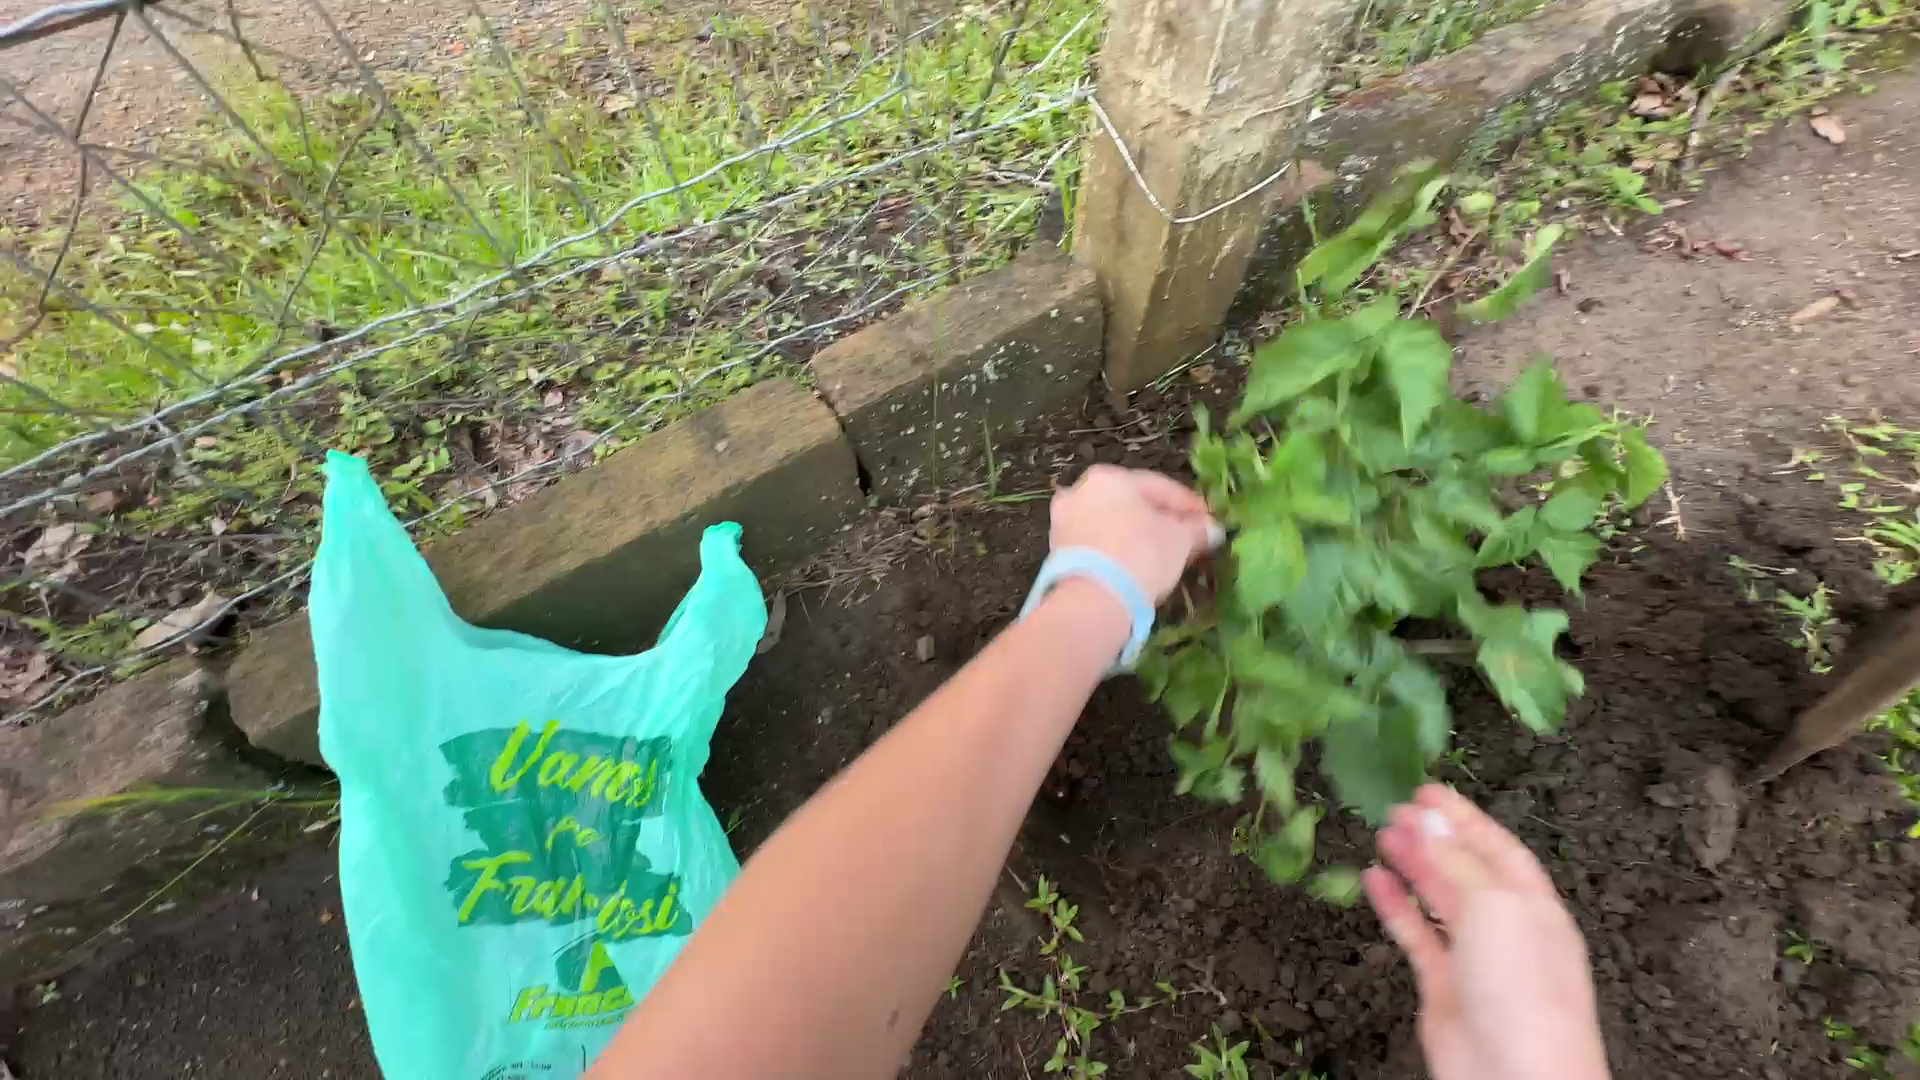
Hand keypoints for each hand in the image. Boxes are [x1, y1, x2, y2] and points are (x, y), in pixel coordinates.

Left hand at [1048, 465, 1219, 602]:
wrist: (1093, 599)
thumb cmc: (1141, 554)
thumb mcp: (1180, 539)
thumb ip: (1197, 529)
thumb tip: (1211, 529)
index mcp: (1108, 477)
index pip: (1158, 486)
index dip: (1188, 505)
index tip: (1209, 521)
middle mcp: (1080, 491)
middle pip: (1131, 504)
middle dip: (1160, 519)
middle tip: (1188, 537)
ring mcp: (1063, 521)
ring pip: (1111, 524)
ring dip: (1137, 535)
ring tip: (1164, 554)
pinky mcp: (1056, 551)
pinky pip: (1097, 544)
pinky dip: (1116, 551)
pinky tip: (1135, 565)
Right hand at [1363, 785, 1609, 1079]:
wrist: (1513, 1078)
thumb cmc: (1521, 992)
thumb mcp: (1494, 909)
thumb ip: (1458, 862)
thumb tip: (1432, 823)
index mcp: (1534, 909)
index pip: (1498, 849)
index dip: (1465, 818)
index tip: (1428, 791)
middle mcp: (1507, 929)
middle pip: (1465, 870)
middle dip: (1433, 837)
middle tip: (1396, 808)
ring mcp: (1474, 956)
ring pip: (1437, 898)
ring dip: (1411, 864)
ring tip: (1382, 835)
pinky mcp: (1443, 981)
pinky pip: (1415, 932)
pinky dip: (1393, 904)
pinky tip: (1372, 879)